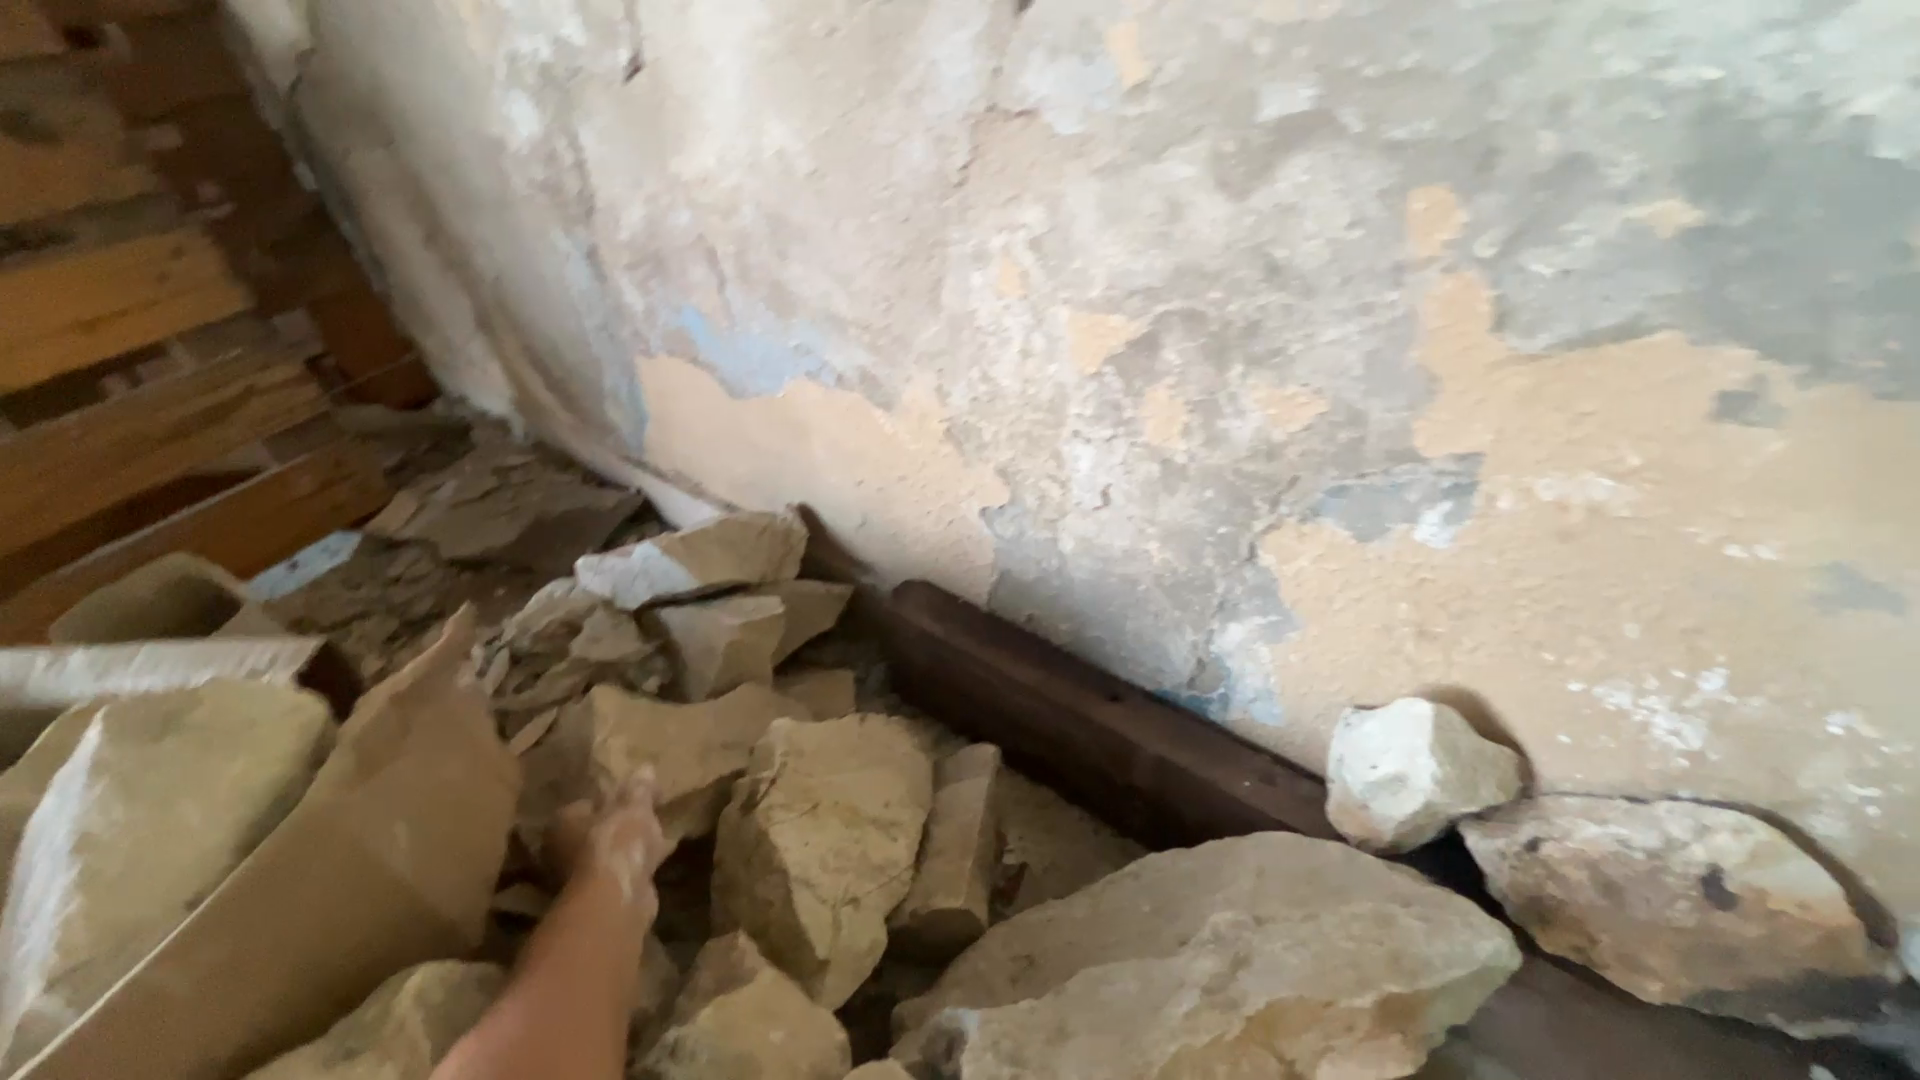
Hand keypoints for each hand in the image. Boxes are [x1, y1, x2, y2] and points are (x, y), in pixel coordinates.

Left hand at [547, 765, 675, 911]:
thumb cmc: (617, 841)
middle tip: (648, 815)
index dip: (611, 799)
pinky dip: (638, 864)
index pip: (586, 804)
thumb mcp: (634, 805)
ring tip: (660, 834)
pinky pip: (622, 871)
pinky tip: (662, 857)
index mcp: (563, 822)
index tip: (635, 797)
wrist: (616, 897)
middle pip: (595, 830)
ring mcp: (579, 877)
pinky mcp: (600, 897)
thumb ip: (639, 788)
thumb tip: (645, 768)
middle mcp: (562, 850)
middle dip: (620, 825)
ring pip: (609, 853)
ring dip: (630, 847)